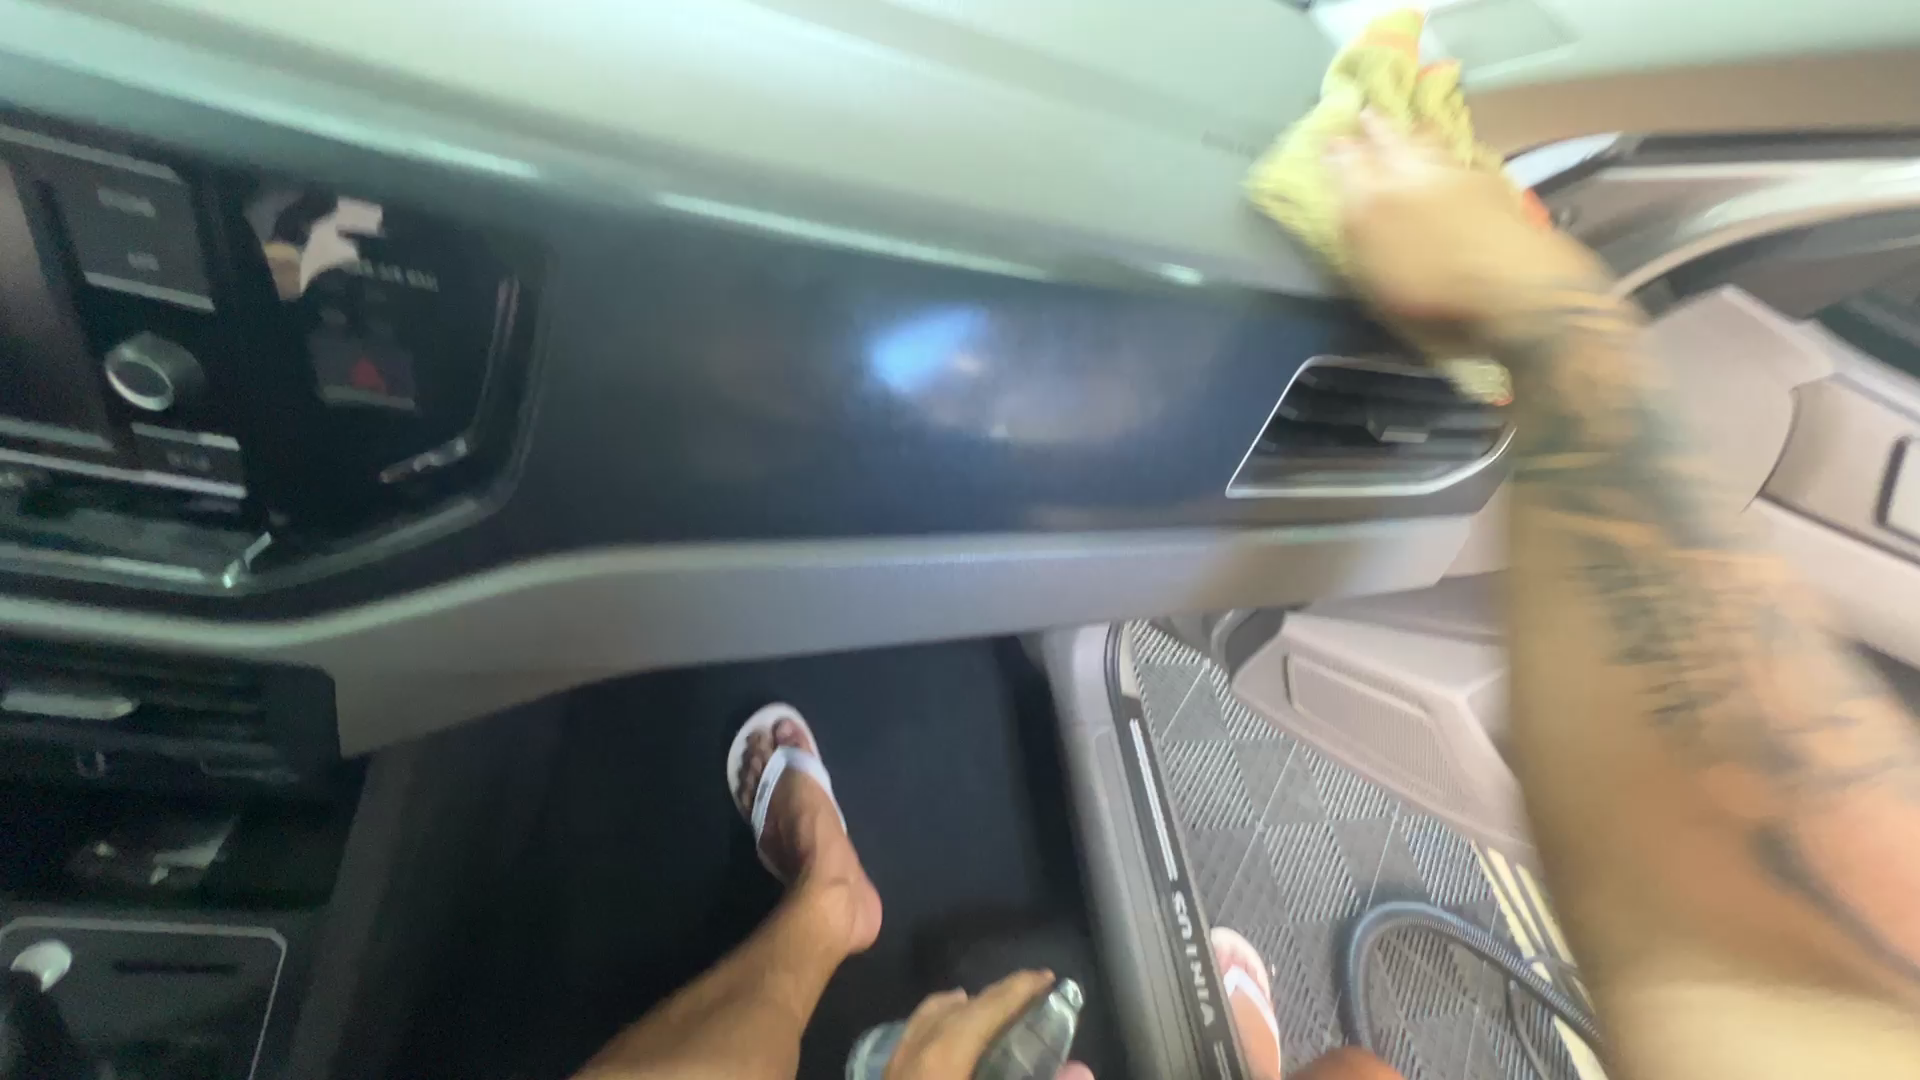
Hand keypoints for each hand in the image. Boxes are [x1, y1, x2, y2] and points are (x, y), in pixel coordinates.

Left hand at [883, 970, 1091, 1079]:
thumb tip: (1082, 1070)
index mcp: (942, 1061)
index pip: (985, 1009)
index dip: (1018, 989)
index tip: (1047, 977)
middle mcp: (911, 1057)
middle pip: (953, 1010)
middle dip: (992, 997)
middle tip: (1028, 994)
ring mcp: (891, 1072)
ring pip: (924, 1023)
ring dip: (959, 1010)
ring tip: (987, 1008)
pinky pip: (909, 1043)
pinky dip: (933, 1029)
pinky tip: (944, 1043)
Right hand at [1327, 112, 1614, 338]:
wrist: (1513, 288)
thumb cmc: (1428, 293)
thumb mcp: (1371, 275)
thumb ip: (1356, 234)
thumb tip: (1341, 203)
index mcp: (1374, 202)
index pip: (1348, 166)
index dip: (1337, 151)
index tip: (1328, 137)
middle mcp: (1413, 178)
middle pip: (1392, 143)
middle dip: (1377, 128)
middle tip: (1368, 113)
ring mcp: (1455, 178)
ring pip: (1429, 145)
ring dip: (1415, 132)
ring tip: (1410, 124)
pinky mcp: (1490, 186)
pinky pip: (1458, 158)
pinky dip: (1447, 151)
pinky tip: (1447, 154)